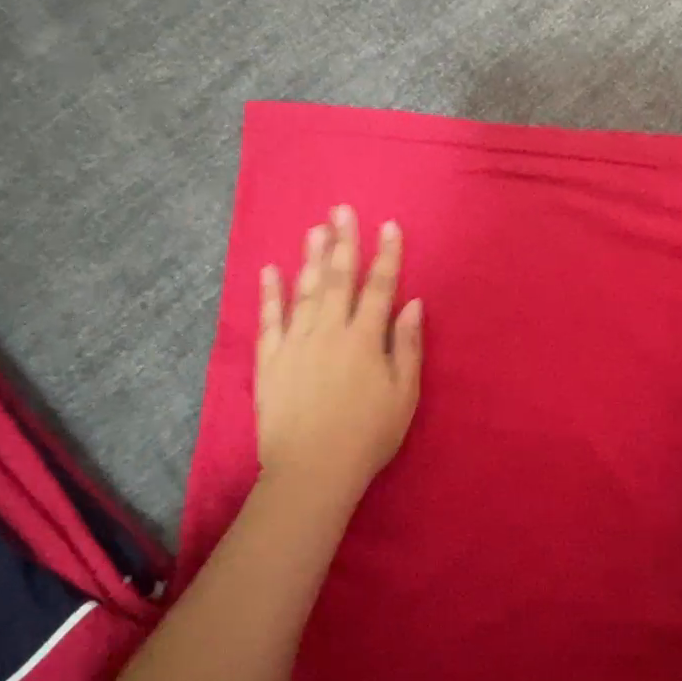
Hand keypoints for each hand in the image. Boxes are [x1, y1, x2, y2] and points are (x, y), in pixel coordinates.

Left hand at [255, 205, 424, 494]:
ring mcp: (296, 344)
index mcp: (365, 339)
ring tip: (315, 229)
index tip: (389, 225)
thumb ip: (407, 346)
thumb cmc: (368, 435)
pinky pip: (269, 320)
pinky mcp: (270, 361)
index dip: (386, 255)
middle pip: (338, 278)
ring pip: (304, 292)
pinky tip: (270, 270)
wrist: (312, 470)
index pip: (379, 287)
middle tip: (342, 210)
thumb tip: (412, 303)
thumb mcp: (404, 394)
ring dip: (310, 258)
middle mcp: (329, 331)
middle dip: (343, 242)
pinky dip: (270, 294)